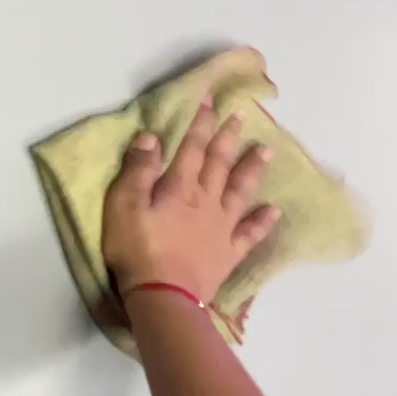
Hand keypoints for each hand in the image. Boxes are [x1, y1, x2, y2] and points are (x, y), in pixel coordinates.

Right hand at [103, 96, 281, 303]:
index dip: (199, 123)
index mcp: (179, 187)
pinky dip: (262, 220)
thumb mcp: (123, 203)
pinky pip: (250, 233)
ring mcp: (221, 228)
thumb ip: (138, 169)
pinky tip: (273, 211)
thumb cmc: (136, 245)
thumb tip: (152, 137)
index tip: (210, 100)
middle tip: (241, 117)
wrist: (163, 295)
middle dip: (227, 138)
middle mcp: (206, 202)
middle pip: (218, 164)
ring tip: (267, 152)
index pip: (190, 148)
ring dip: (252, 170)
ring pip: (240, 192)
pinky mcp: (227, 252)